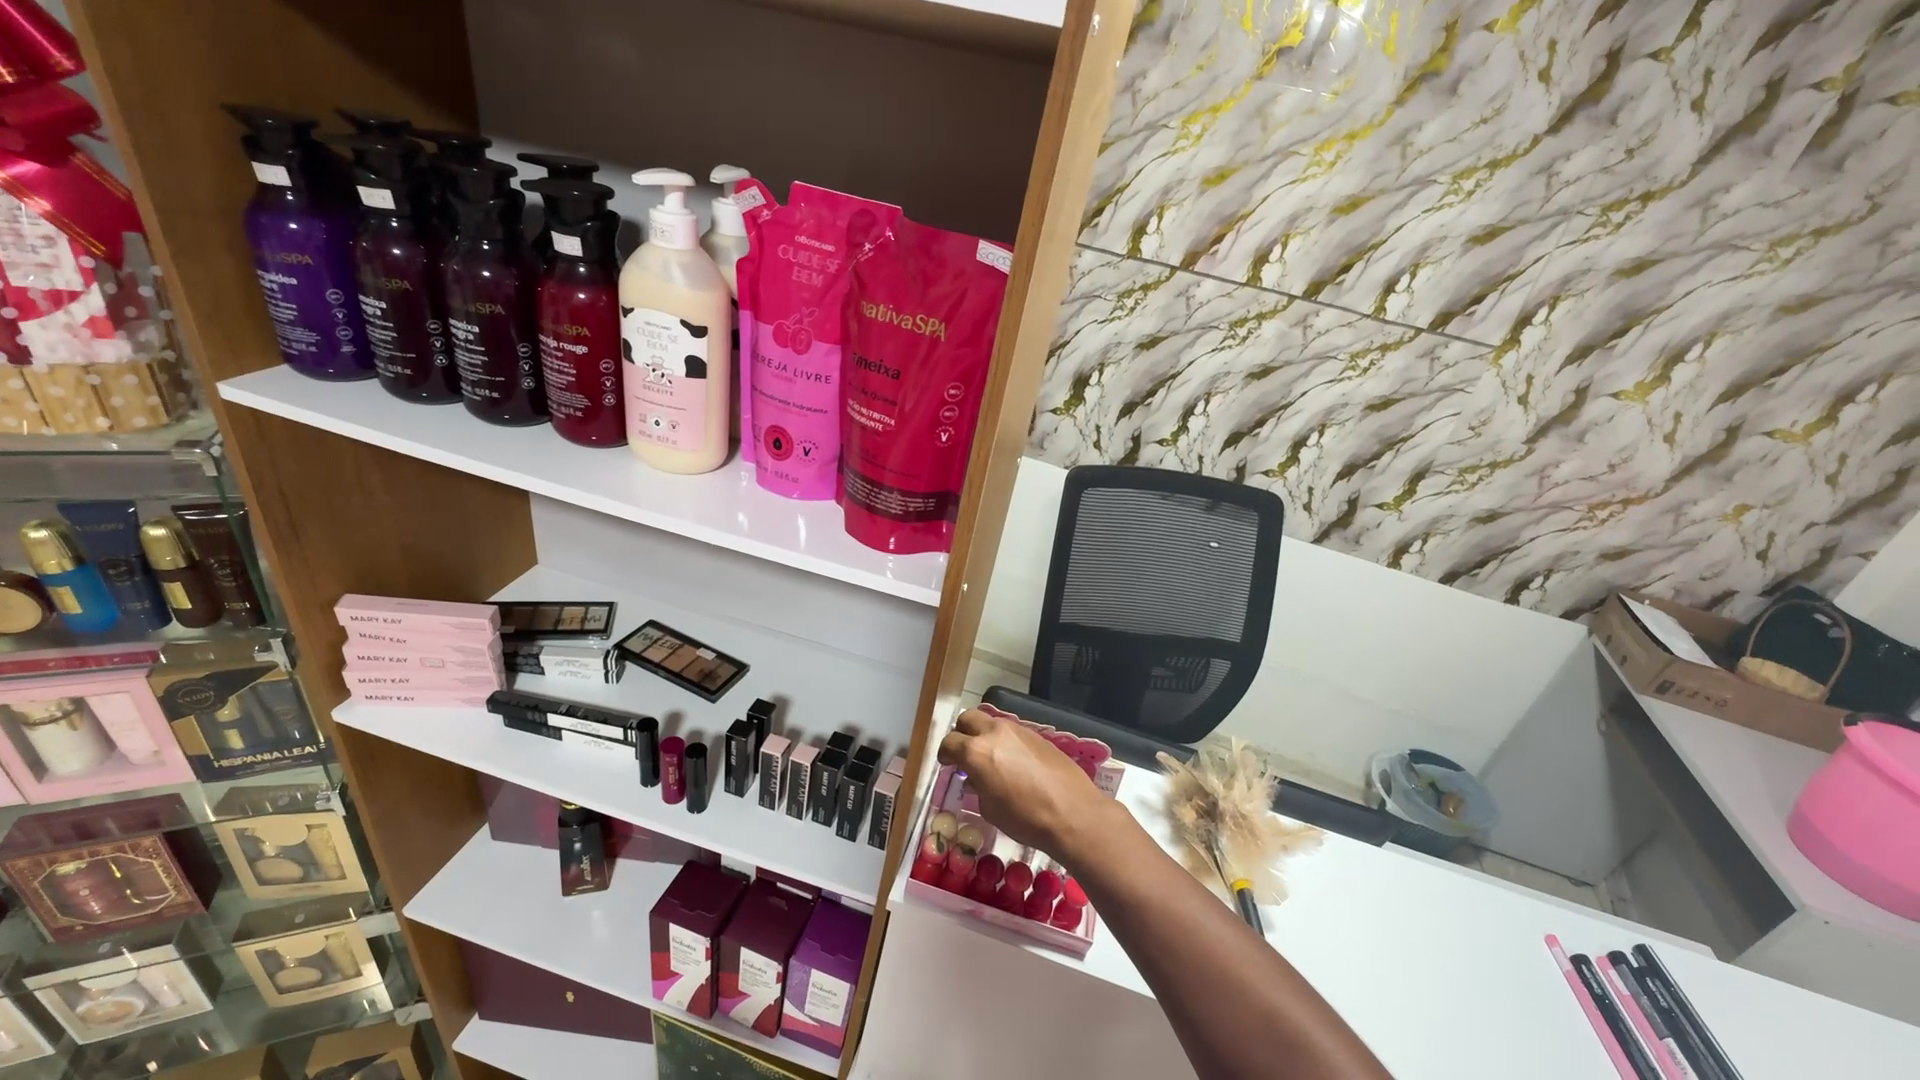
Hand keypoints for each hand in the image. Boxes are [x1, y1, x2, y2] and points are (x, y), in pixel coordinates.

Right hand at [938, 708, 1116, 858]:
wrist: (1073, 813)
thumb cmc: (1025, 818)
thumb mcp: (990, 809)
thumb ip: (977, 787)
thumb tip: (976, 779)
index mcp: (976, 751)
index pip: (949, 742)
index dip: (945, 754)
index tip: (947, 764)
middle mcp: (995, 732)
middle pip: (968, 719)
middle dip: (962, 733)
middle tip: (965, 753)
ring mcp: (1019, 730)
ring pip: (993, 722)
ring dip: (986, 735)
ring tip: (992, 759)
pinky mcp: (1039, 735)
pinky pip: (1014, 732)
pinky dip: (1007, 742)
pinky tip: (1015, 763)